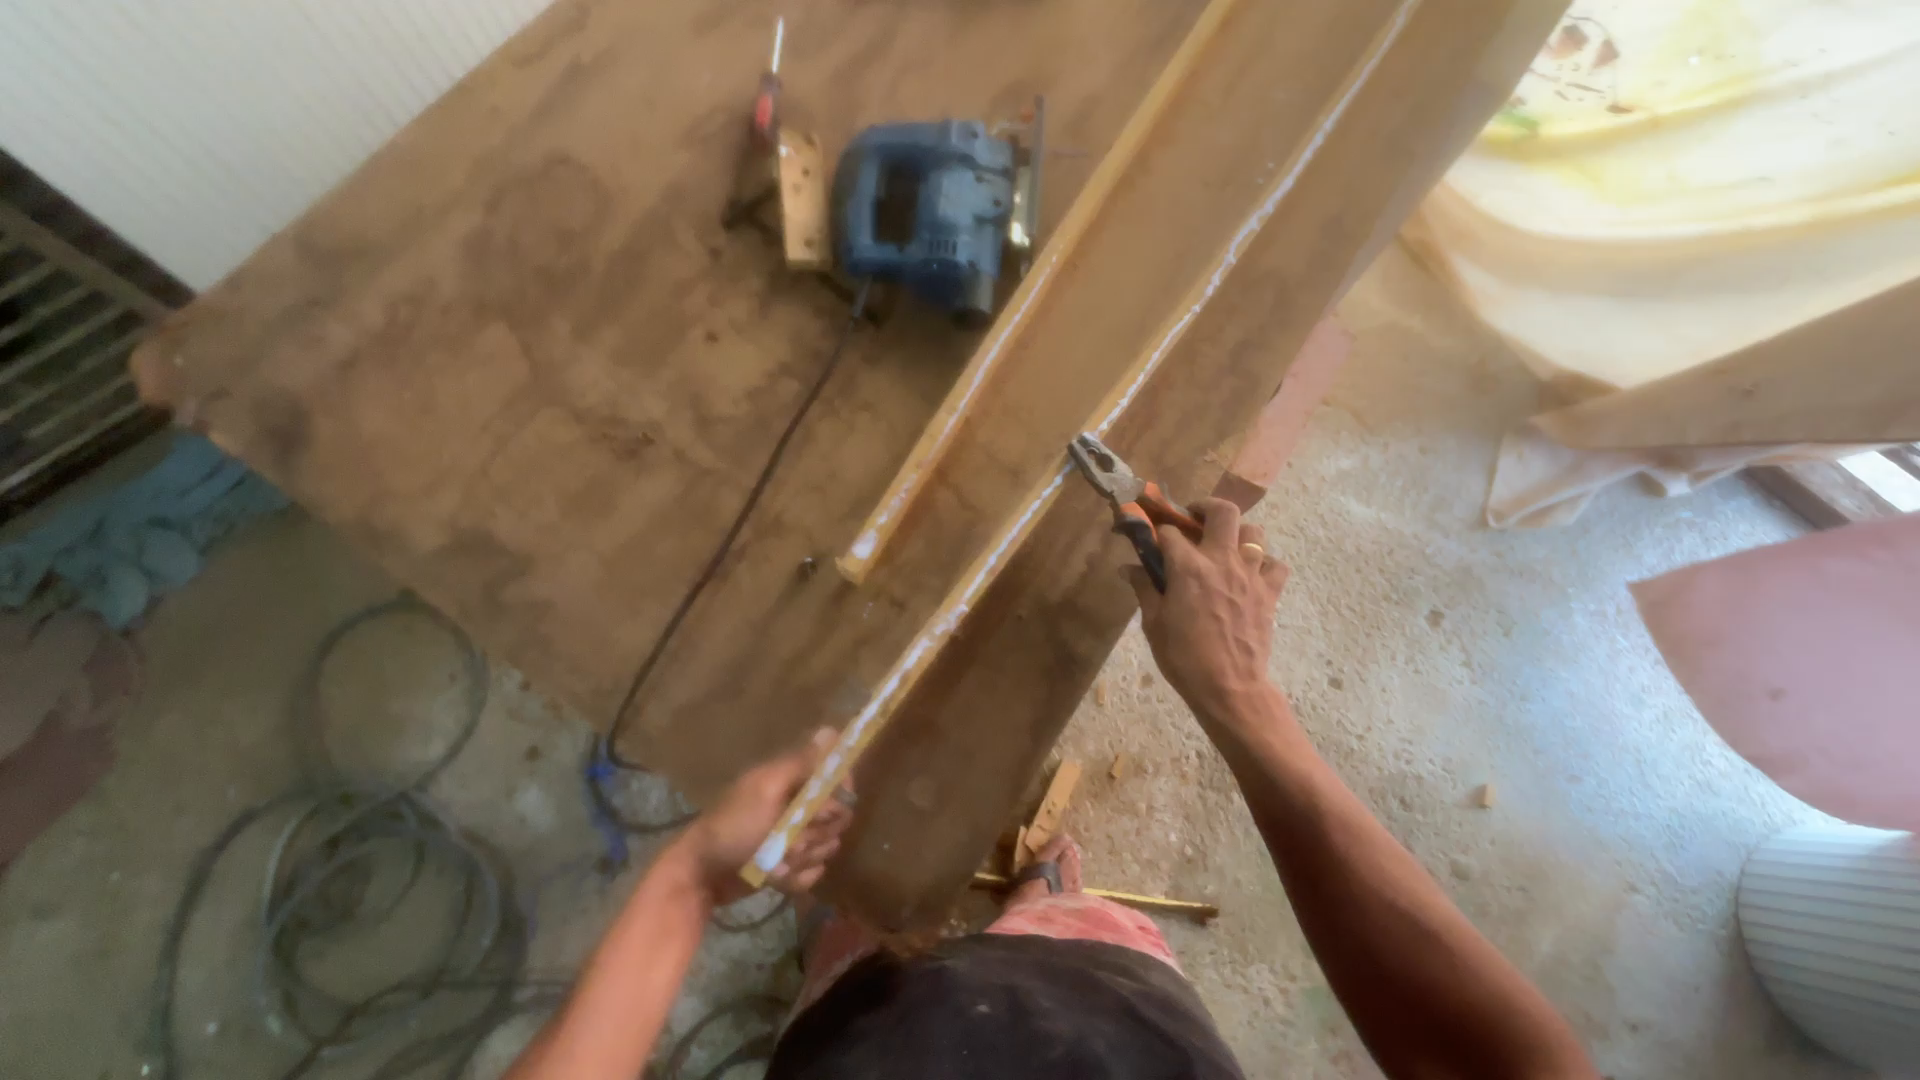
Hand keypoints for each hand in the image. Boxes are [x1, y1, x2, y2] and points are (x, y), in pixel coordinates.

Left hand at [672, 727, 853, 905]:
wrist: (701, 875)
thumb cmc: (734, 827)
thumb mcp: (767, 789)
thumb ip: (801, 764)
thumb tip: (831, 730)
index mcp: (792, 781)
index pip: (835, 775)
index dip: (840, 789)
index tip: (829, 805)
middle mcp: (798, 806)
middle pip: (837, 816)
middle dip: (816, 832)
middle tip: (791, 839)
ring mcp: (795, 838)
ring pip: (827, 846)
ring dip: (804, 857)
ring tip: (777, 861)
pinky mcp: (791, 866)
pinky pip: (814, 872)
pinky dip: (798, 878)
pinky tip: (777, 877)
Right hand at [1123, 497, 1288, 725]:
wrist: (1230, 687)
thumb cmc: (1183, 657)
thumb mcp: (1154, 624)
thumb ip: (1144, 589)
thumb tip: (1130, 567)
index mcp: (1188, 567)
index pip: (1171, 532)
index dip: (1159, 530)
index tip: (1152, 535)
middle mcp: (1222, 561)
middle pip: (1223, 511)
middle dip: (1205, 507)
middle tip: (1194, 518)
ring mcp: (1251, 575)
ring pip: (1254, 532)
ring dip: (1238, 533)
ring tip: (1225, 546)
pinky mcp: (1271, 593)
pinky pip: (1275, 564)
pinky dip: (1265, 563)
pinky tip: (1251, 575)